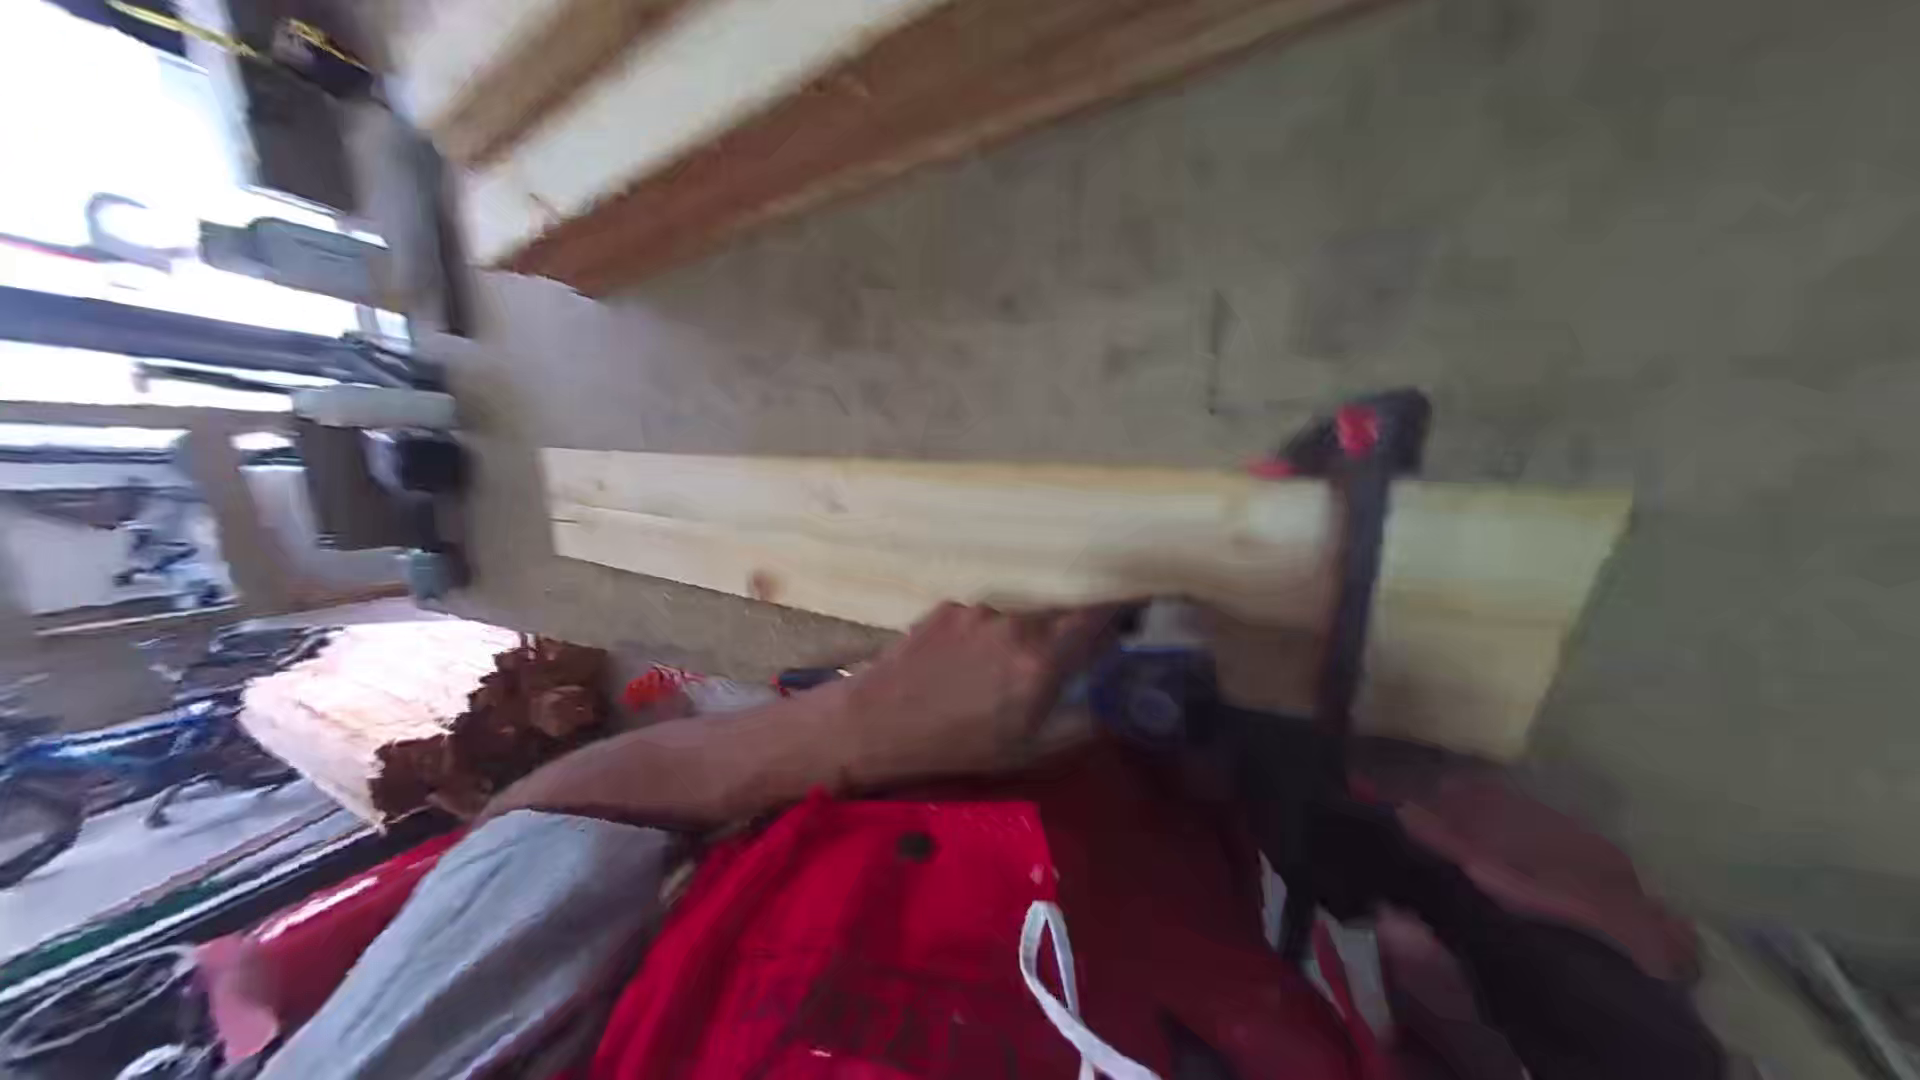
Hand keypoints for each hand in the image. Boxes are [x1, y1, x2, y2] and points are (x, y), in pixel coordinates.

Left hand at [828, 601, 1129, 787]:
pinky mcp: (949, 606)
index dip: (1119, 613)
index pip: (1096, 619)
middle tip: (1048, 669)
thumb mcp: (1028, 749)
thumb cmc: (956, 746)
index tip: (1131, 616)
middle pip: (1057, 618)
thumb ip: (1081, 720)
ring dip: (1018, 640)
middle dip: (1062, 638)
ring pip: (1018, 619)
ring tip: (989, 675)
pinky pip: (983, 618)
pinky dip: (984, 636)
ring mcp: (979, 610)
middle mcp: (1015, 623)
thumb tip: (1114, 698)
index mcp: (1040, 659)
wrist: (876, 721)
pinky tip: (959, 664)